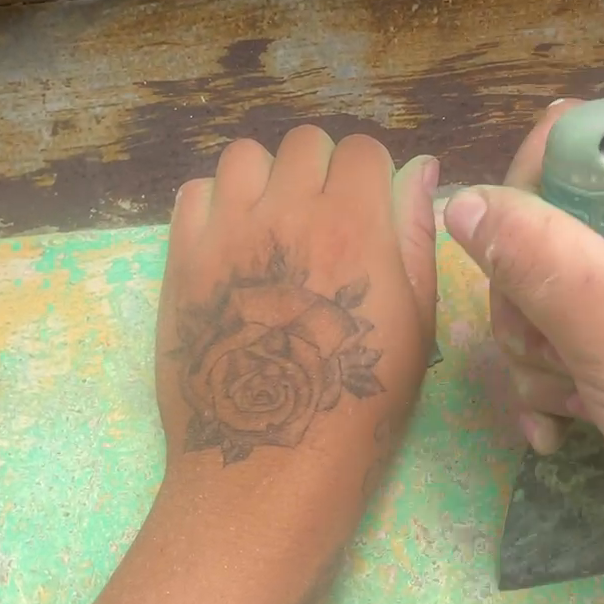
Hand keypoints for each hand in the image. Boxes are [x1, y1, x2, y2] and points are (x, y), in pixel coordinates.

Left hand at [11, 129, 437, 603]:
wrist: (265, 462)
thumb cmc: (357, 404)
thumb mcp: (414, 323)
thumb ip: (415, 235)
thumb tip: (422, 169)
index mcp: (353, 225)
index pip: (362, 149)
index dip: (370, 175)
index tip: (367, 209)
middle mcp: (288, 211)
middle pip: (304, 141)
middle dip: (320, 169)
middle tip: (321, 219)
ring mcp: (227, 230)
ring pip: (244, 154)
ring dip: (265, 178)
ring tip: (271, 222)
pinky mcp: (181, 256)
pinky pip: (194, 191)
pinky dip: (215, 204)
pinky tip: (229, 243)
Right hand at [442, 101, 603, 570]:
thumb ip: (532, 253)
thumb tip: (460, 200)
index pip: (586, 136)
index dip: (535, 182)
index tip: (516, 254)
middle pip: (561, 211)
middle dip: (529, 287)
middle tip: (539, 349)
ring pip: (559, 273)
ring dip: (538, 340)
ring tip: (564, 399)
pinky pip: (580, 320)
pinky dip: (559, 367)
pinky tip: (564, 418)